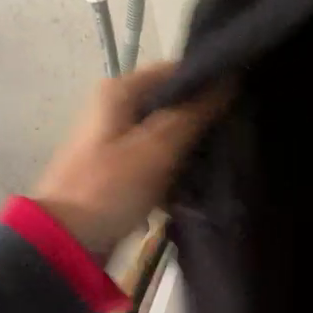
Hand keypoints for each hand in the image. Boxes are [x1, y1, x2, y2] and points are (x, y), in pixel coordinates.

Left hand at [32, 61, 226, 255]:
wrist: (69, 240)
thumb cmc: (109, 189)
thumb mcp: (155, 149)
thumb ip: (192, 115)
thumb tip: (229, 80)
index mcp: (120, 91)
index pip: (176, 72)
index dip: (210, 82)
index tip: (243, 100)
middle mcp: (118, 107)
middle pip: (173, 103)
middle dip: (205, 118)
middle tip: (240, 133)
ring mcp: (119, 139)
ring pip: (170, 133)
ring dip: (195, 146)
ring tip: (229, 157)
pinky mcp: (124, 168)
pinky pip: (161, 158)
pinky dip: (179, 167)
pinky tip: (202, 180)